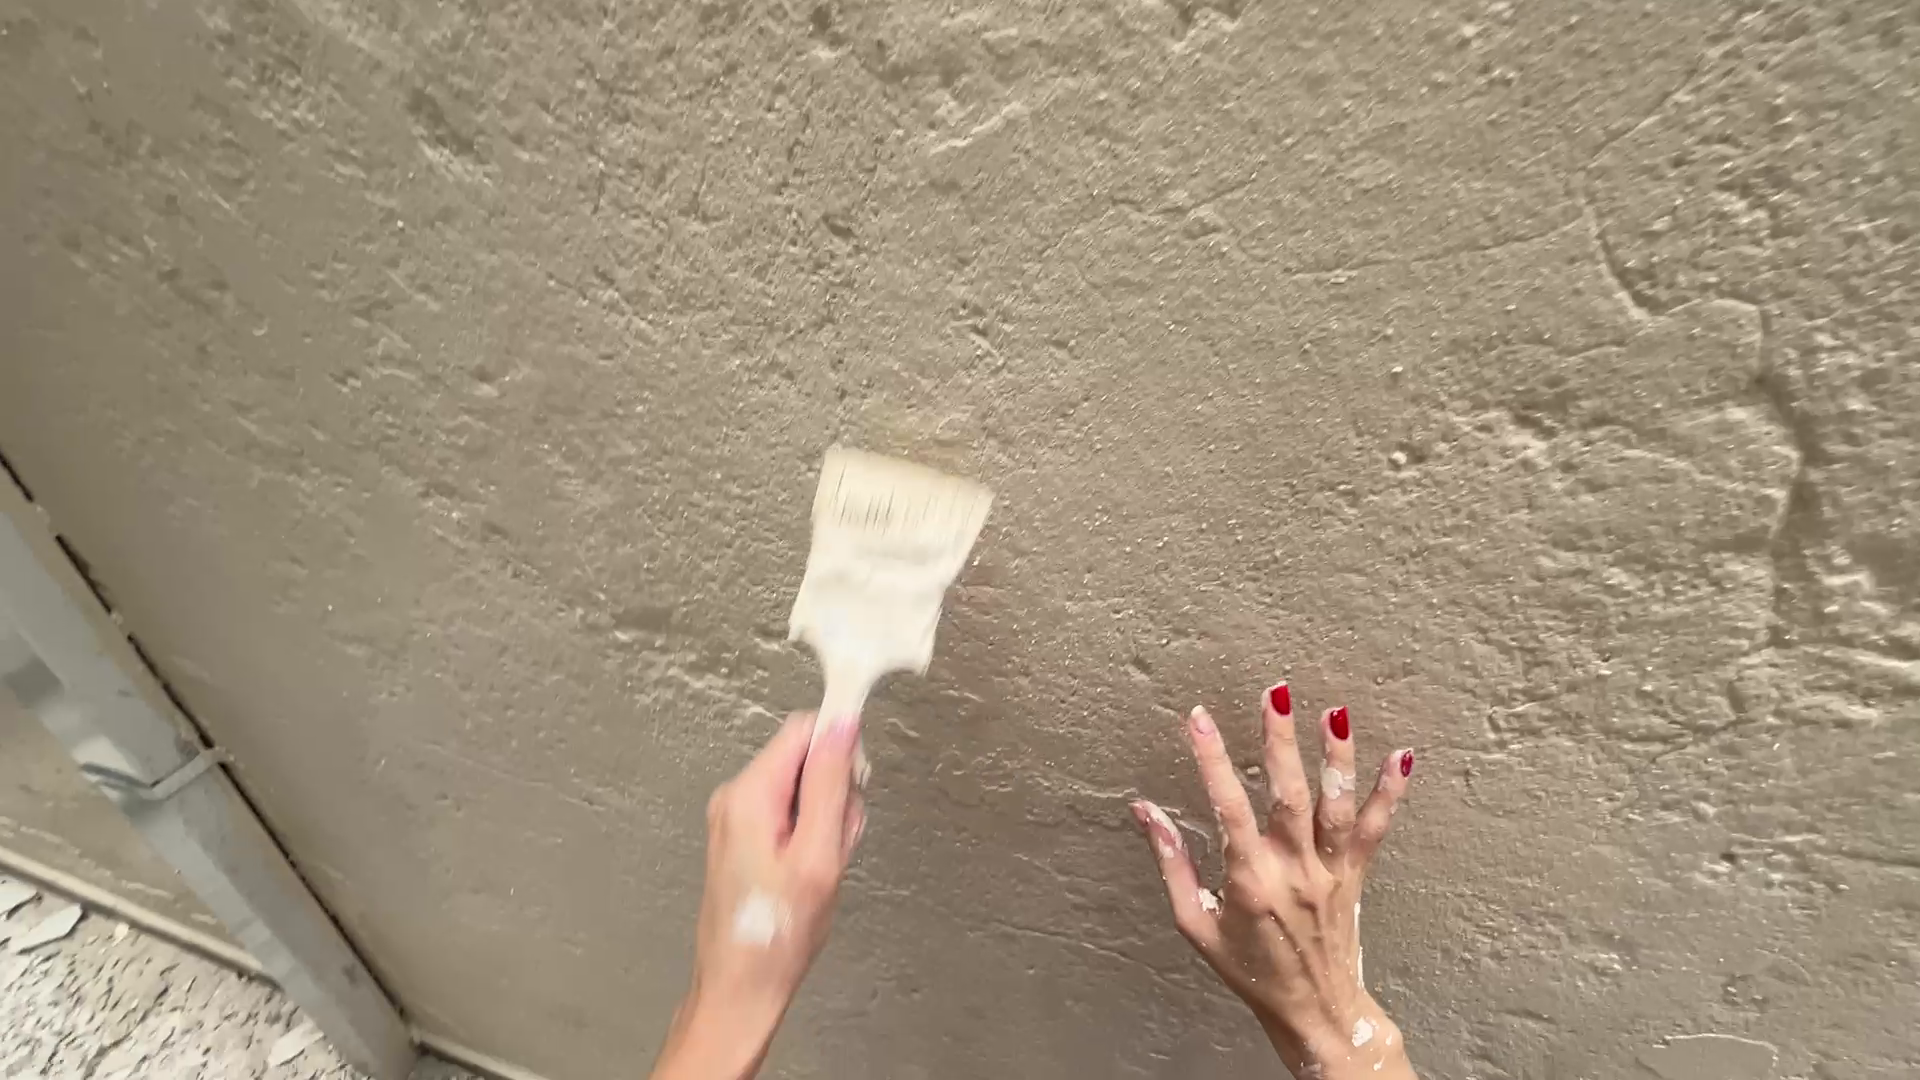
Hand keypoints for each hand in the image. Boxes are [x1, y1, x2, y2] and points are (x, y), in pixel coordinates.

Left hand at [652, 712, 865, 1079]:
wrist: (740, 993)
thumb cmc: (776, 937)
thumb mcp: (817, 854)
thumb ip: (830, 782)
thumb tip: (842, 724)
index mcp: (749, 793)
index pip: (805, 728)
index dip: (840, 745)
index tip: (858, 779)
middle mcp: (737, 796)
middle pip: (807, 756)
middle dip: (837, 790)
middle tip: (836, 839)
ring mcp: (739, 816)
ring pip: (806, 784)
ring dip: (829, 817)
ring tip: (823, 863)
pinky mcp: (747, 834)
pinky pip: (794, 809)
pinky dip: (814, 832)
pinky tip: (812, 869)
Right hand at [1131, 684, 1416, 1079]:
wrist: (1317, 1015)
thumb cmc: (1249, 970)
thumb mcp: (1194, 923)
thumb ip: (1171, 862)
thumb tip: (1144, 811)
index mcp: (1251, 880)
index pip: (1228, 807)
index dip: (1211, 759)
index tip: (1198, 719)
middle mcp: (1295, 870)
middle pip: (1289, 795)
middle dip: (1280, 740)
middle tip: (1275, 693)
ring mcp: (1331, 871)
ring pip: (1337, 807)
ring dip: (1336, 757)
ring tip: (1333, 712)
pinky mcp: (1356, 875)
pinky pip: (1378, 830)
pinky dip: (1391, 793)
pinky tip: (1401, 757)